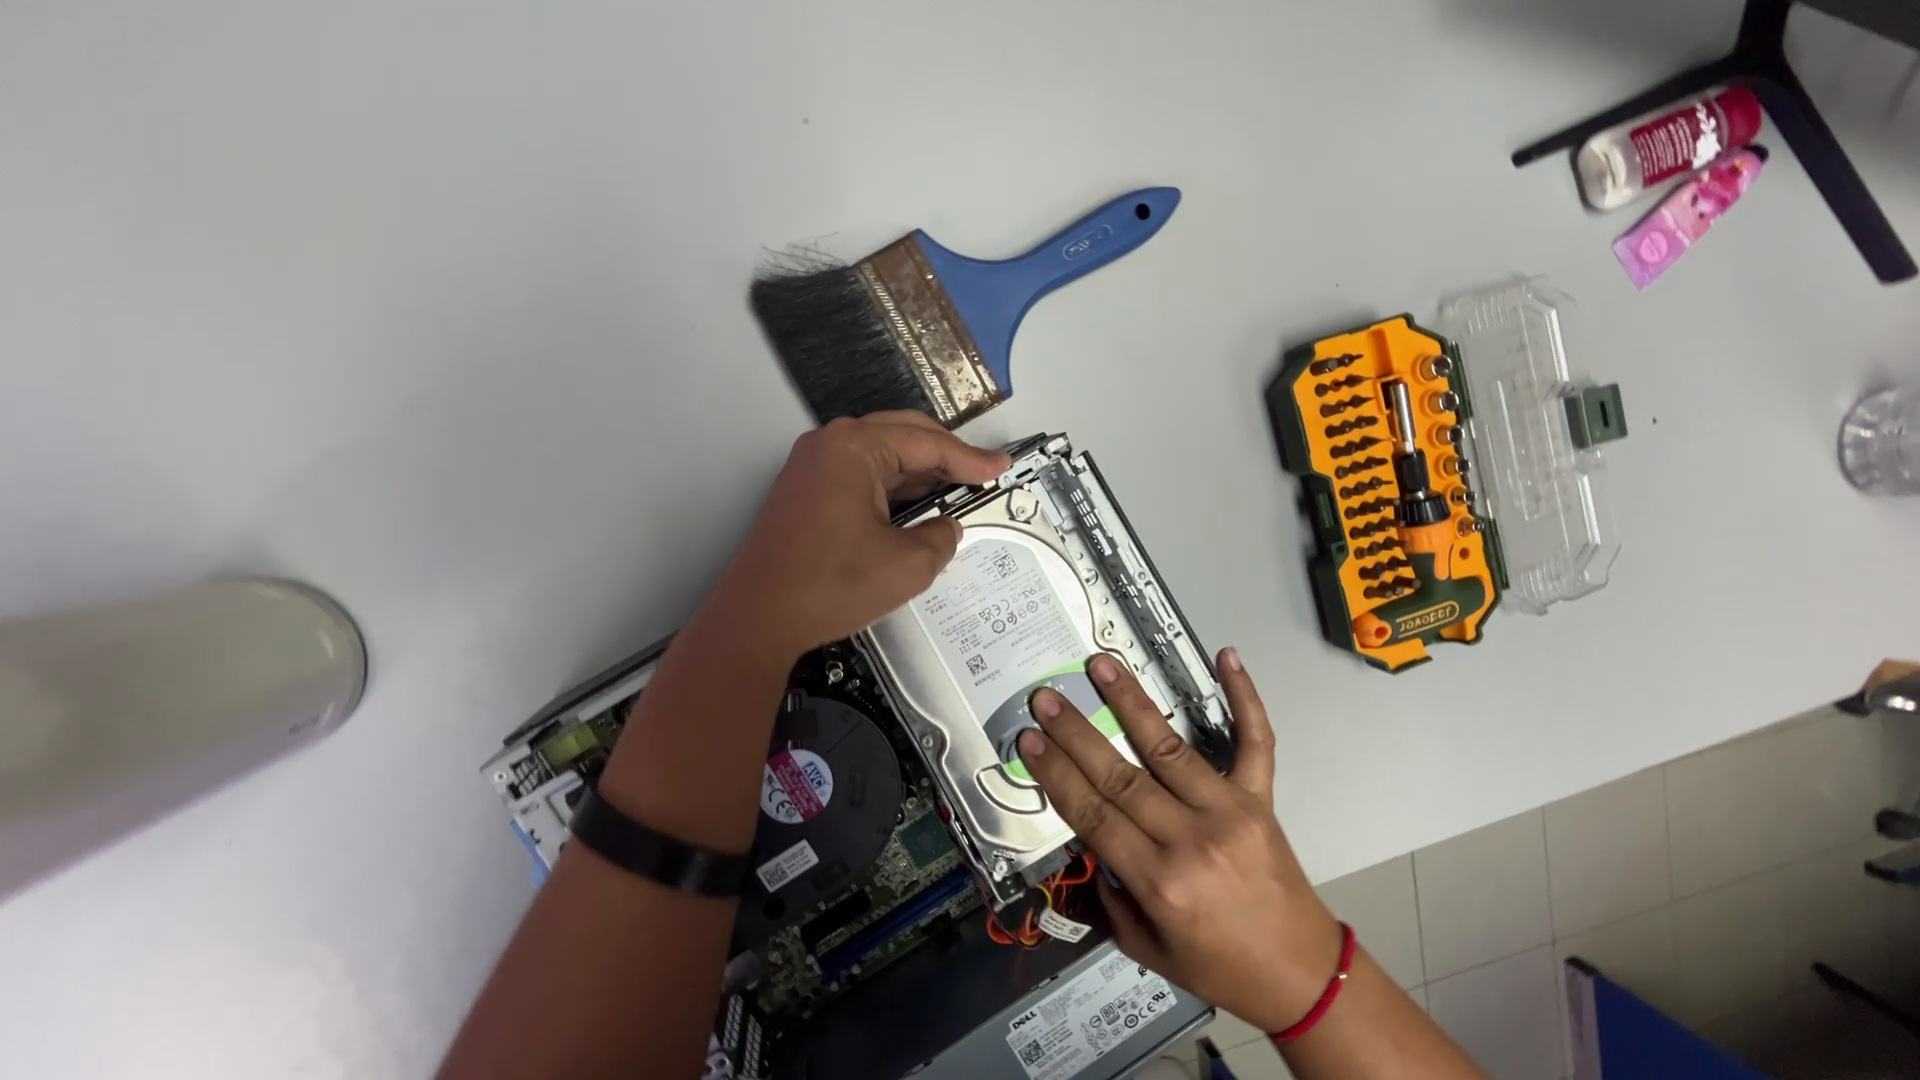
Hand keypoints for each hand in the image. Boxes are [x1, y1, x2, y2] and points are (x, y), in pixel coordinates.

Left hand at [704, 412, 1009, 665]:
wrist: (758, 618)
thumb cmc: (827, 587)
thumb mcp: (908, 565)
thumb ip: (941, 538)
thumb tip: (945, 528)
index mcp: (853, 448)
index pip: (926, 443)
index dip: (969, 458)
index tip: (999, 467)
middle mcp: (828, 445)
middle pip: (902, 435)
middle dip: (945, 455)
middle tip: (981, 472)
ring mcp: (811, 466)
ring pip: (880, 454)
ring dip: (918, 471)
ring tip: (956, 487)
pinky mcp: (804, 491)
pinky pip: (859, 474)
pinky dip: (892, 486)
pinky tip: (915, 504)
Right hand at [1018, 650, 1342, 1034]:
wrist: (1303, 975)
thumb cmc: (1223, 967)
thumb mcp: (1149, 950)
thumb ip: (1112, 898)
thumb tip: (1092, 841)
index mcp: (1161, 882)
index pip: (1094, 815)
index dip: (1057, 775)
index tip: (1030, 742)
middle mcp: (1193, 839)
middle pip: (1121, 776)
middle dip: (1076, 734)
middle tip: (1046, 699)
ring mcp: (1231, 811)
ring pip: (1170, 747)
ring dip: (1132, 702)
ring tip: (1102, 666)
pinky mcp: (1261, 798)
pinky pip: (1255, 741)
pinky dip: (1245, 698)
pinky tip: (1227, 659)